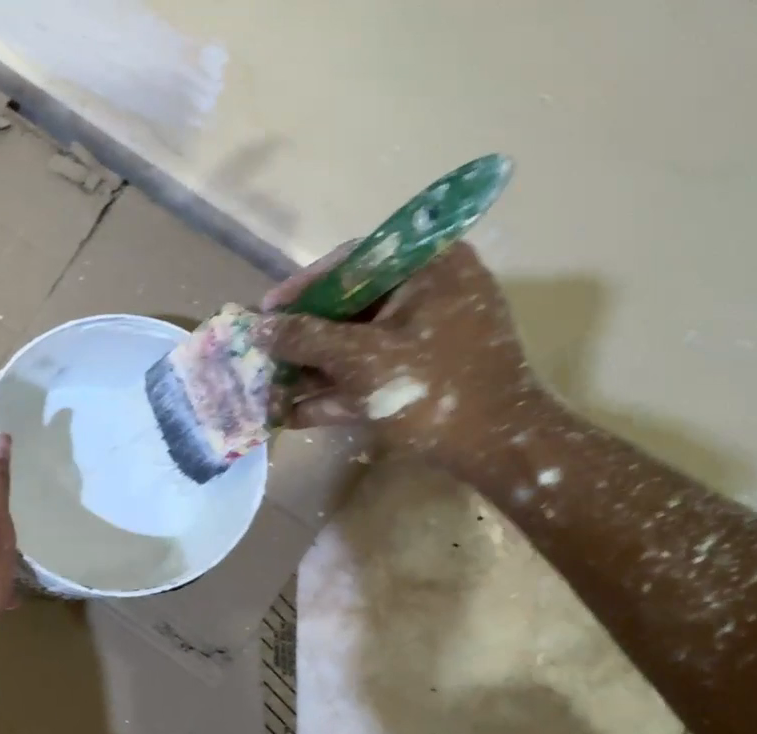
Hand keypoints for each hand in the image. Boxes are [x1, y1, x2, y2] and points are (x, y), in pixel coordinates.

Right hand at [258, 241, 547, 463]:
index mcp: (428, 269)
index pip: (352, 262)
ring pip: (357, 343)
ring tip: (269, 387)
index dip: (302, 287)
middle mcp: (431, 292)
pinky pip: (371, 372)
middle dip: (302, 337)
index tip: (266, 310)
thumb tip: (258, 328)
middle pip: (349, 306)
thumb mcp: (359, 359)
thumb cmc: (431, 389)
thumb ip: (304, 339)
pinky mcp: (424, 374)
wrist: (498, 448)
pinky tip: (293, 414)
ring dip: (312, 368)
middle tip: (264, 352)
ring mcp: (428, 336)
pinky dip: (336, 391)